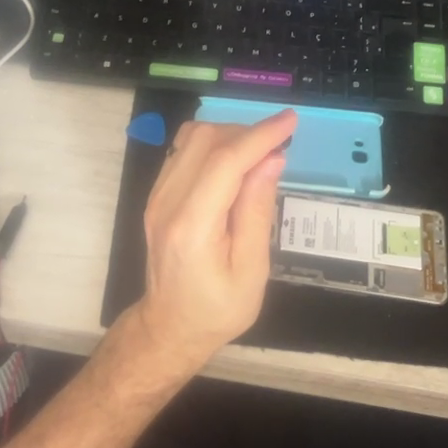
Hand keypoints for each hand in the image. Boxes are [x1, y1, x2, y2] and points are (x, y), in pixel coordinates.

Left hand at [130, 111, 295, 369]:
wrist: (171, 326)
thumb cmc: (217, 309)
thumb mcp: (252, 271)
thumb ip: (257, 212)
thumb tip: (271, 160)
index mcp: (193, 226)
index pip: (225, 162)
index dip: (260, 135)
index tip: (290, 121)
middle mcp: (167, 203)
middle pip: (204, 140)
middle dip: (246, 133)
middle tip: (278, 147)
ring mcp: (157, 198)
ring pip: (191, 140)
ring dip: (229, 136)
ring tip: (259, 157)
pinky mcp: (157, 197)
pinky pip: (183, 154)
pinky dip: (213, 147)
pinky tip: (235, 166)